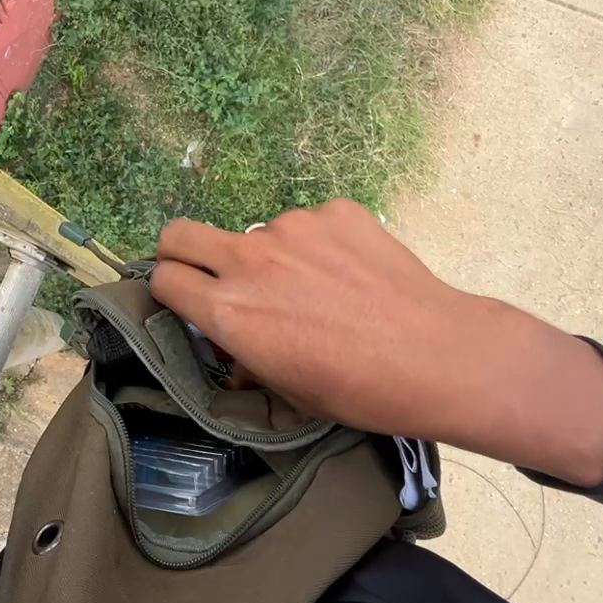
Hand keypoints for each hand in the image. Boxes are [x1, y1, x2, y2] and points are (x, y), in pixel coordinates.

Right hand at [151, 200, 602, 486]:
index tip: (185, 298)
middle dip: (181, 252)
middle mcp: (249, 259)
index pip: (163, 278)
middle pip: (178, 233)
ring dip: (270, 256)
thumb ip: (245, 360)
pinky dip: (319, 245)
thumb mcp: (289, 392)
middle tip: (211, 274)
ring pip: (257, 234)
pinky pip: (309, 223)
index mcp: (230, 310)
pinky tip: (353, 272)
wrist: (439, 356)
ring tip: (320, 288)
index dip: (168, 289)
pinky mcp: (333, 210)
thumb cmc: (359, 389)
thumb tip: (233, 349)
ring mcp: (292, 226)